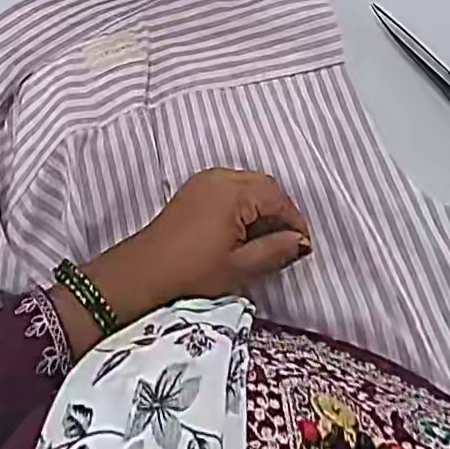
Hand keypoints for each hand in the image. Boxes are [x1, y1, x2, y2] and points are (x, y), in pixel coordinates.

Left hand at [82, 169, 312, 325]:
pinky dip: (244, 203)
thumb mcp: (240, 267)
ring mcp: (205, 180)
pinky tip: (245, 229)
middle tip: (290, 240)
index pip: (277, 197)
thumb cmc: (193, 271)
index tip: (304, 244)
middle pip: (263, 184)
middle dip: (280, 210)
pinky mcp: (195, 188)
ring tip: (269, 238)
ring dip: (262, 205)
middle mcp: (220, 177)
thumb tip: (302, 242)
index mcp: (233, 192)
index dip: (295, 219)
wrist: (145, 271)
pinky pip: (230, 186)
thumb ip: (275, 251)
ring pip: (247, 183)